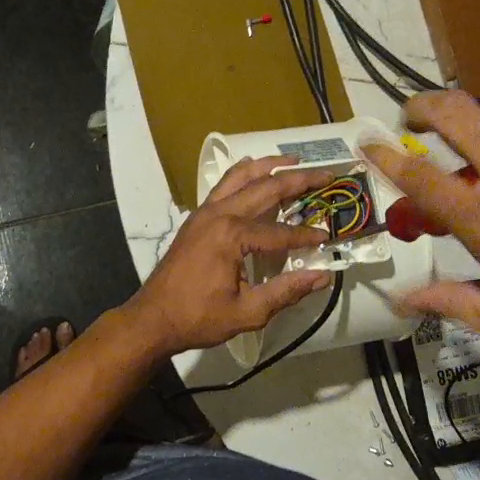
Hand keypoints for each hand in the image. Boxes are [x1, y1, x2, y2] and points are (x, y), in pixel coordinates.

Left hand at [123, 156, 334, 355]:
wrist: (152, 318)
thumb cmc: (198, 317)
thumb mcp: (247, 312)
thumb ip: (285, 292)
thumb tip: (322, 276)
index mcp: (231, 236)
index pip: (279, 232)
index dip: (305, 237)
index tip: (326, 239)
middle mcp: (219, 214)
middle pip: (265, 188)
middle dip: (298, 181)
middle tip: (325, 175)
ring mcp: (204, 212)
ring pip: (241, 177)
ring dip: (269, 166)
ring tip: (295, 160)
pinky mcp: (197, 217)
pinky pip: (224, 185)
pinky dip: (243, 174)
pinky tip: (255, 172)